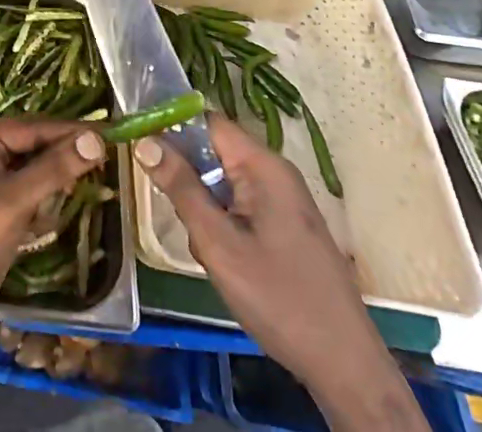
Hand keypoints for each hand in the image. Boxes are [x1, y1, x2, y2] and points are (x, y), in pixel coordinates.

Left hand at [0, 118, 106, 325]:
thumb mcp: (14, 202)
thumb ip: (55, 168)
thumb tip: (97, 139)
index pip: (35, 127)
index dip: (73, 132)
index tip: (112, 134)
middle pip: (37, 145)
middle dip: (67, 155)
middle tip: (109, 157)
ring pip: (37, 168)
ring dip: (60, 178)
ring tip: (97, 176)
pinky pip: (31, 190)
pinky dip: (48, 197)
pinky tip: (67, 203)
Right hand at [135, 115, 425, 430]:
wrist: (341, 359)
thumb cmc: (277, 297)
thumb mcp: (218, 243)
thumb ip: (181, 188)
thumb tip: (146, 141)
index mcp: (263, 165)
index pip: (209, 122)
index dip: (172, 127)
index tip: (140, 145)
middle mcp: (275, 172)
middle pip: (215, 152)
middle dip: (188, 178)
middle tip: (178, 216)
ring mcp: (282, 198)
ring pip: (224, 182)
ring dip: (204, 207)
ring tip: (205, 249)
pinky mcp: (284, 223)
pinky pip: (240, 205)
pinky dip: (222, 223)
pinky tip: (223, 259)